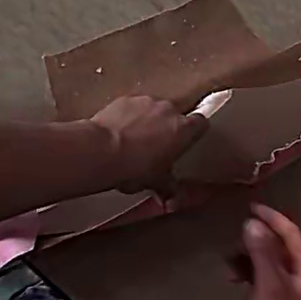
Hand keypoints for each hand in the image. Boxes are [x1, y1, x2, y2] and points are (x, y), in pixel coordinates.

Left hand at [88, 95, 208, 193]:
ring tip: (133, 139)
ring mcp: (147, 101)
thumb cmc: (134, 167)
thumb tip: (171, 200)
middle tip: (155, 145)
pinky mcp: (125, 99)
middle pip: (175, 114)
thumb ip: (168, 188)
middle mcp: (169, 110)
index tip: (185, 141)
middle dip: (167, 127)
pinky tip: (118, 131)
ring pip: (153, 109)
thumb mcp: (154, 182)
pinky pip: (132, 107)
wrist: (100, 151)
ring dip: (147, 120)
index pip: (200, 123)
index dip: (194, 132)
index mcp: (184, 129)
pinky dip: (128, 116)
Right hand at [233, 204, 300, 299]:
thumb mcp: (268, 288)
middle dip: (262, 238)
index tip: (254, 209)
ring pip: (275, 264)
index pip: (295, 236)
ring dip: (254, 256)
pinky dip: (253, 273)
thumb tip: (255, 225)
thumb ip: (262, 254)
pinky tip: (237, 277)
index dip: (275, 219)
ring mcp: (295, 297)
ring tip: (232, 259)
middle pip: (286, 248)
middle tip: (240, 232)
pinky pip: (268, 280)